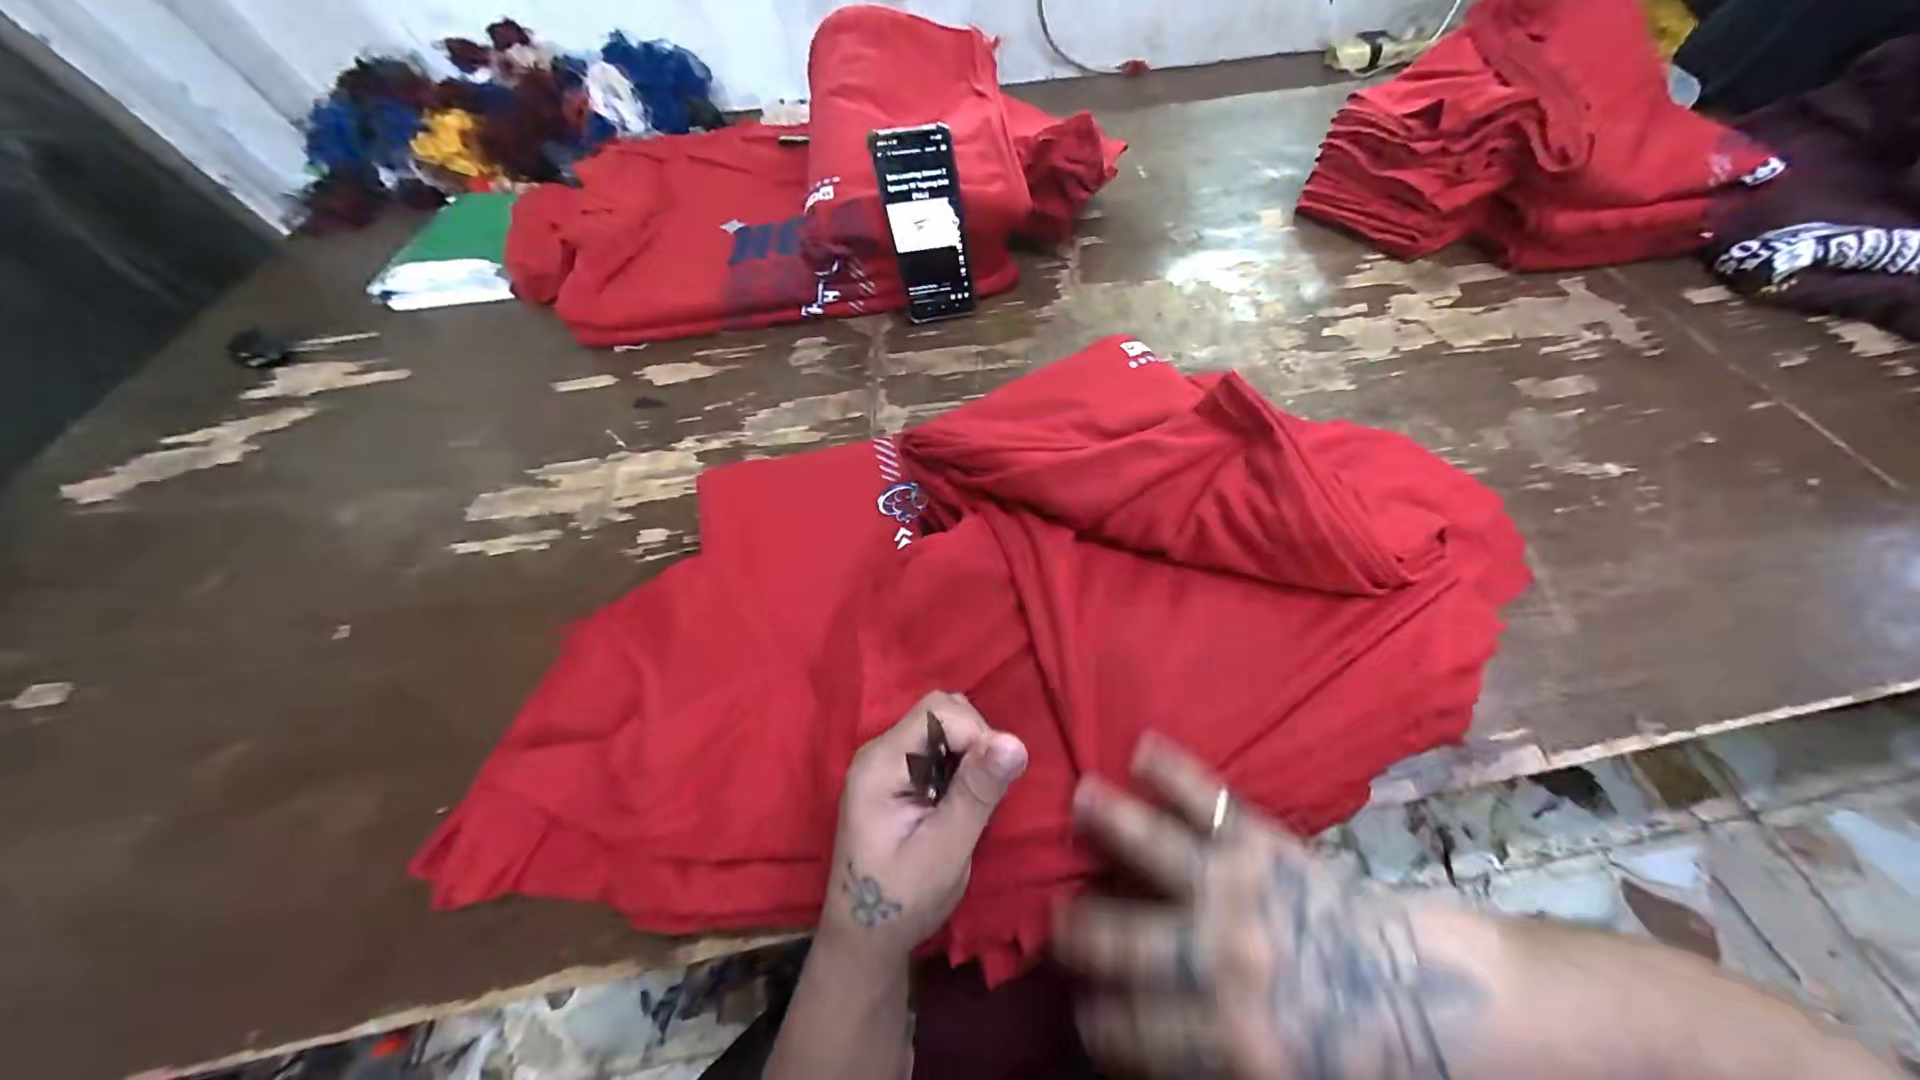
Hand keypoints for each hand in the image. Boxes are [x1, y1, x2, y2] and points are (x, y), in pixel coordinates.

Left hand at [819, 690, 1028, 961]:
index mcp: (880, 763)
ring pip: (941, 726)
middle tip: (984, 791)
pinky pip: (937, 748)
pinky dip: (959, 763)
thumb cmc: (902, 900)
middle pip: (939, 711)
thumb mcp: (946, 850)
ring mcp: (886, 762)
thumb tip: (1015, 742)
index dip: (975, 732)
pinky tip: (959, 800)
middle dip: (974, 739)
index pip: (936, 711)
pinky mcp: (897, 775)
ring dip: (969, 751)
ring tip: (971, 798)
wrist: (866, 939)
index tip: (995, 778)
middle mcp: (879, 751)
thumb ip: (977, 793)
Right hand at [1055, 732, 1488, 1079]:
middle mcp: (1227, 962)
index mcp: (1239, 1041)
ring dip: (1115, 825)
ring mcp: (1243, 893)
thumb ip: (1217, 1062)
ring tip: (1079, 799)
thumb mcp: (1290, 1078)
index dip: (1102, 1025)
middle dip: (1084, 934)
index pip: (1140, 1032)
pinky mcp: (1267, 847)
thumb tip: (1149, 1055)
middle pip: (1131, 943)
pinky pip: (1212, 802)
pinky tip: (1143, 746)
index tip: (1079, 1011)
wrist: (1447, 998)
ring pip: (1161, 853)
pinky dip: (1175, 772)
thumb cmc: (1367, 1048)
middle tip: (1054, 921)